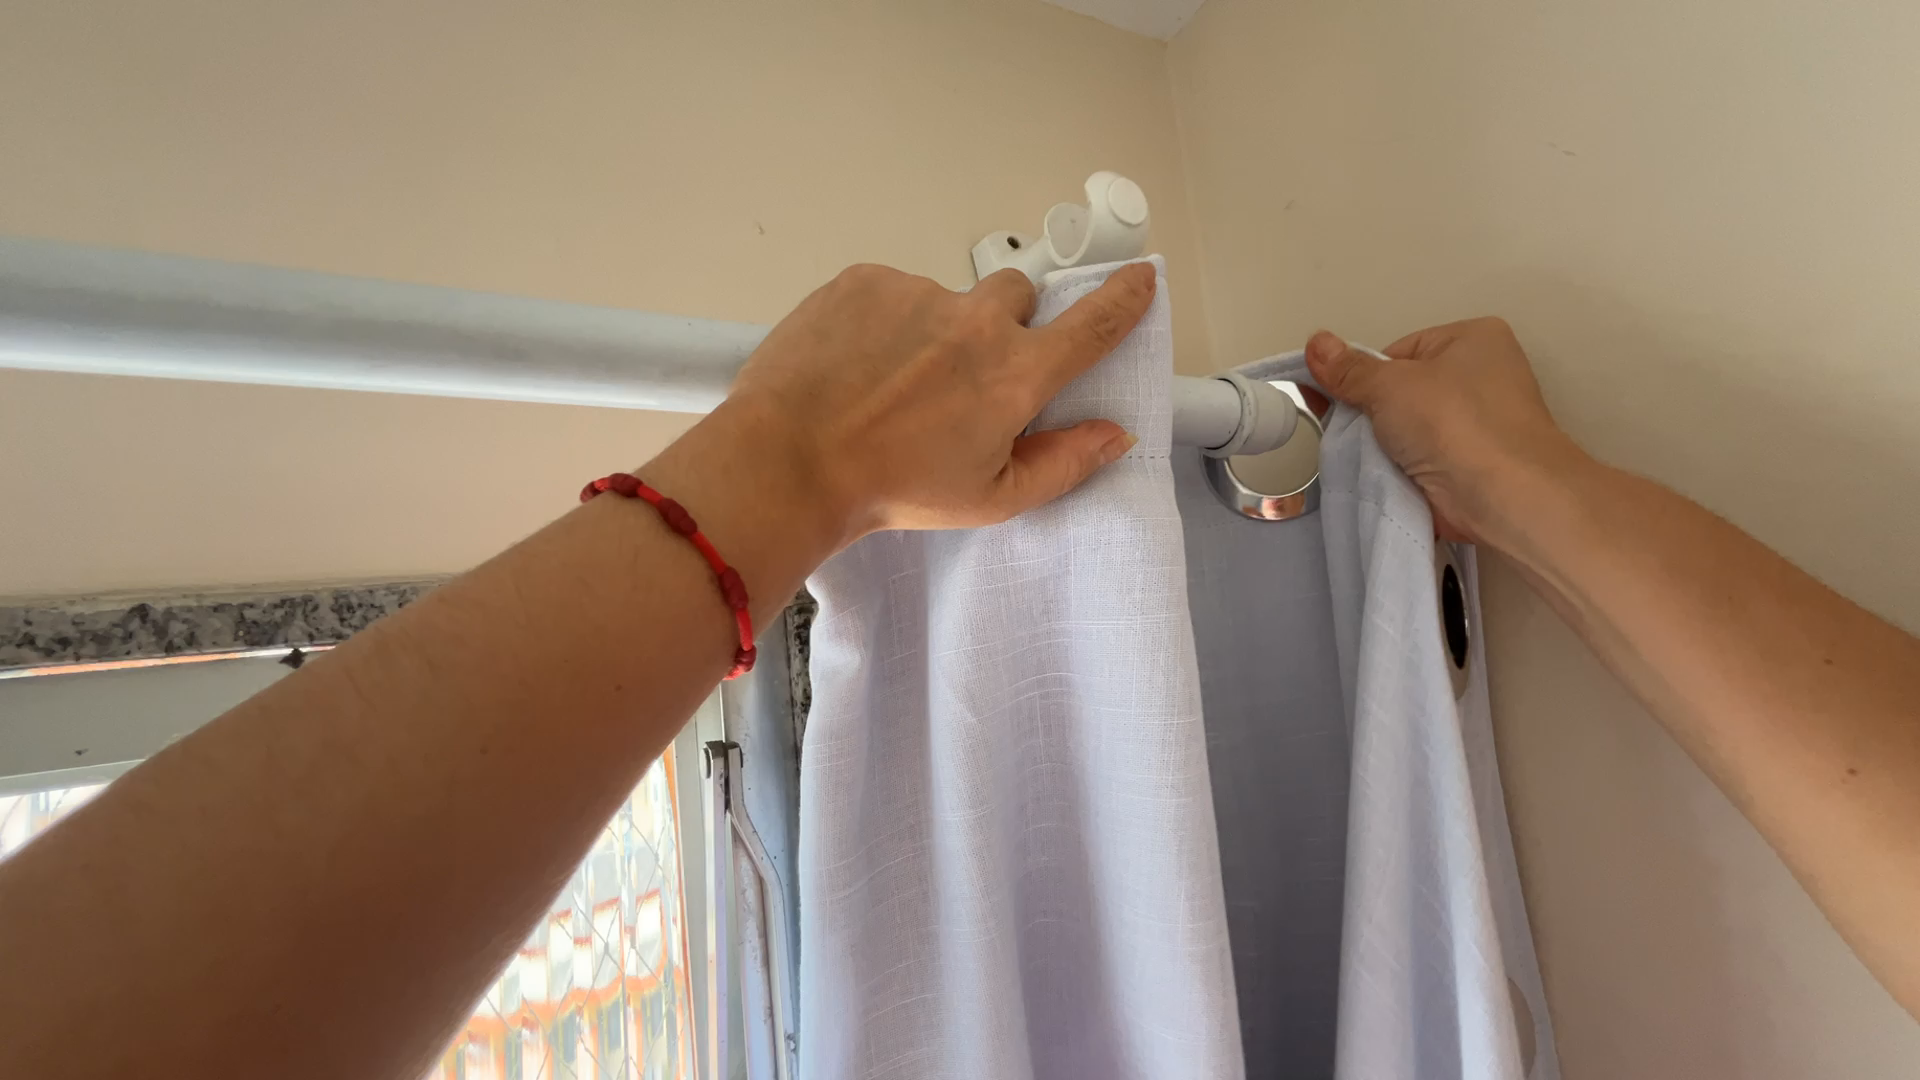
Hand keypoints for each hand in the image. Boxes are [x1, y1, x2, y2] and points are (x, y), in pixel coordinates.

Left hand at [721, 262, 1153, 537]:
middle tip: (960, 376)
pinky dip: (884, 321)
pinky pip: (892, 291)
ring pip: (946, 298)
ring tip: (889, 384)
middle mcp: (975, 321)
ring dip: (933, 330)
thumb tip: (1116, 435)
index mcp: (1013, 375)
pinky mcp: (864, 279)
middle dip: (1003, 325)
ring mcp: (917, 292)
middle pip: (1016, 295)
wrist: (792, 463)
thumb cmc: (892, 489)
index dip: (1123, 300)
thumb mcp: (989, 497)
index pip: (1091, 326)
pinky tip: (857, 366)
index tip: (1140, 277)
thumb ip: (1064, 463)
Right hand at [1304, 317, 1587, 547]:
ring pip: (1402, 427)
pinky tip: (1380, 473)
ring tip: (1365, 454)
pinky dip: (1394, 465)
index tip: (1341, 399)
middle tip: (1345, 428)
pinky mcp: (1465, 461)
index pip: (1395, 353)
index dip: (1363, 377)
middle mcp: (1479, 375)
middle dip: (1368, 411)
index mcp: (1471, 339)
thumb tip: (1316, 342)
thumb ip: (1348, 369)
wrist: (1500, 494)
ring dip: (1378, 442)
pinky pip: (1414, 456)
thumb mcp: (1389, 384)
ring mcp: (1474, 422)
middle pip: (1397, 390)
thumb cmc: (1454, 422)